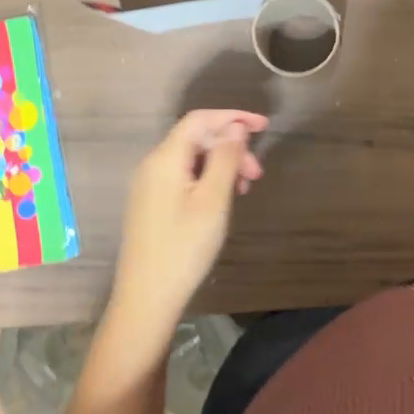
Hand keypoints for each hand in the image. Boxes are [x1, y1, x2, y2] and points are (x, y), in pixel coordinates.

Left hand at [112, 110, 267, 317]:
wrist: (148, 296)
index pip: (200, 120)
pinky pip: (183, 177)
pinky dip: (208, 179)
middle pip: (196, 139)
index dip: (233, 117)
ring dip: (222, 165)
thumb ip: (225, 158)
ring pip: (191, 160)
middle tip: (257, 175)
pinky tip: (222, 201)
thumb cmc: (184, 246)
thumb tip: (236, 127)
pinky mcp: (151, 205)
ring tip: (244, 190)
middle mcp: (152, 165)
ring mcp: (149, 186)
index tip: (265, 126)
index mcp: (165, 159)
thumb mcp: (213, 200)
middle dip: (231, 147)